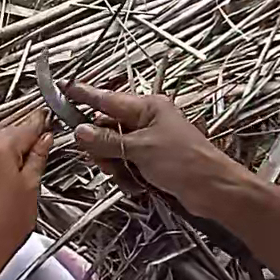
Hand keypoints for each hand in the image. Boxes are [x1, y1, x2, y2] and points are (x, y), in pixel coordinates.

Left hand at [0, 111, 51, 279]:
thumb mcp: (30, 188)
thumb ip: (38, 159)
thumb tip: (44, 142)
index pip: (26, 127)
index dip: (41, 125)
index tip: (48, 123)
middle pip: (7, 134)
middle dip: (25, 139)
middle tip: (43, 146)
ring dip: (10, 155)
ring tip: (26, 172)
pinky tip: (6, 186)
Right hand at [61, 84, 256, 217]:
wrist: (214, 191)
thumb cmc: (186, 162)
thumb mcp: (140, 149)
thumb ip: (107, 141)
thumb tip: (80, 131)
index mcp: (148, 107)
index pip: (107, 98)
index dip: (84, 94)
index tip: (65, 87)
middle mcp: (147, 121)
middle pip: (107, 129)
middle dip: (103, 148)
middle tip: (106, 161)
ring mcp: (149, 142)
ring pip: (114, 150)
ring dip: (116, 166)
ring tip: (128, 176)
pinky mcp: (152, 161)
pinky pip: (126, 165)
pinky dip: (127, 176)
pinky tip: (138, 185)